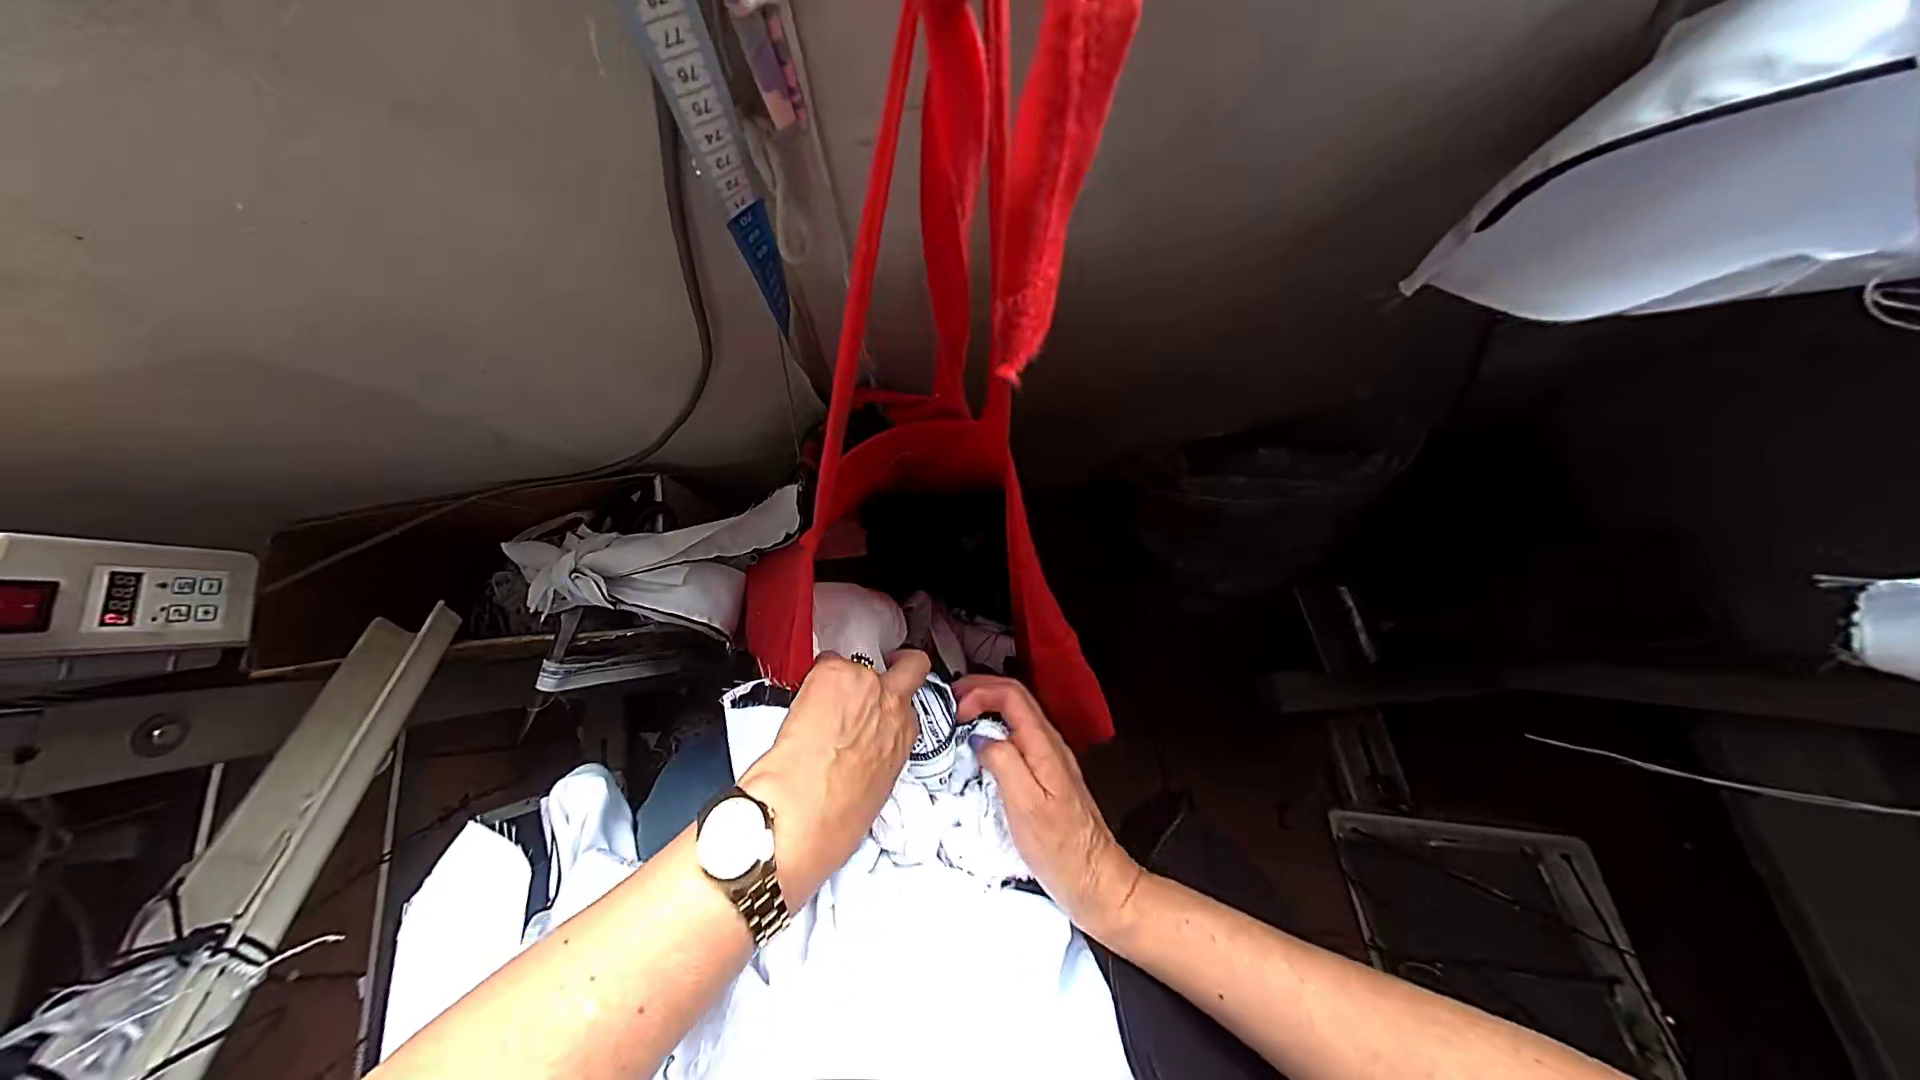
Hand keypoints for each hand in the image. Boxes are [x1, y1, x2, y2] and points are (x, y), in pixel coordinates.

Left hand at [740, 650, 930, 899]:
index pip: (909, 702)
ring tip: (814, 710)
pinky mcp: (833, 673)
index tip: (879, 706)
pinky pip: (823, 663)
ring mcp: (865, 684)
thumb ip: (876, 755)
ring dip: (839, 681)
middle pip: (909, 666)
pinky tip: (799, 706)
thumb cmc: (832, 817)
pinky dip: (810, 679)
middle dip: (892, 667)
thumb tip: (857, 751)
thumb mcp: (874, 788)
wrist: (799, 811)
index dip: (892, 701)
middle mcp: (892, 705)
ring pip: (856, 666)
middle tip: (864, 681)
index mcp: (905, 737)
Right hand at [955, 676, 1144, 939]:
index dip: (979, 692)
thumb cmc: (1063, 851)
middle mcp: (1048, 745)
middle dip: (978, 690)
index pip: (1012, 695)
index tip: (956, 709)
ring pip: (1013, 715)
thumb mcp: (1027, 807)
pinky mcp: (1042, 774)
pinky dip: (990, 730)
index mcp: (1045, 747)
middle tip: (948, 702)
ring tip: (956, 717)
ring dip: (983, 707)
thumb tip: (979, 737)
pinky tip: (976, 746)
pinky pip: (1014, 737)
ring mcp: (1047, 758)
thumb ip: (1003, 763)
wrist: (1095, 880)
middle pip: (1013, 697)